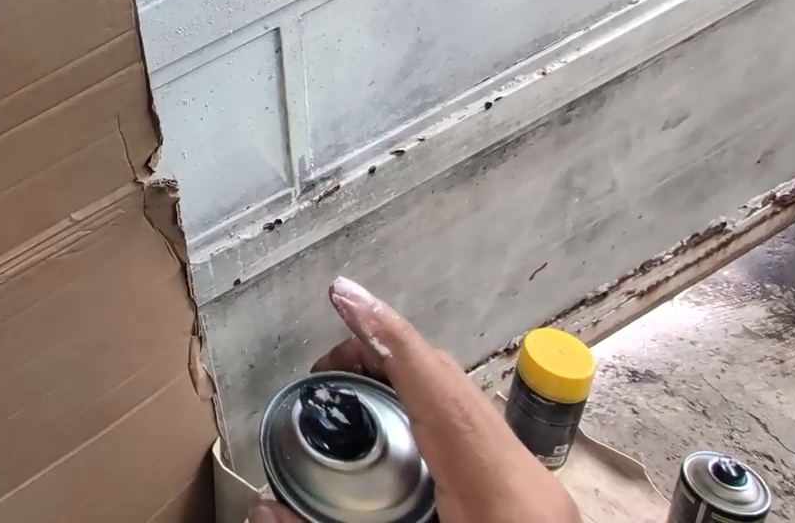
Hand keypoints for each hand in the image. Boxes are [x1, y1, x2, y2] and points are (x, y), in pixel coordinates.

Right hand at [247, 278, 580, 522]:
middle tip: (322, 363)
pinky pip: (471, 423)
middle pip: (446, 378)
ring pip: (461, 397)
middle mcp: (520, 478)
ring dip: (400, 372)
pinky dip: (424, 400)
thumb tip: (263, 510)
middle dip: (379, 347)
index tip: (340, 294)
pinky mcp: (528, 497)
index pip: (432, 384)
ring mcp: (531, 486)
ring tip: (348, 379)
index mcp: (495, 491)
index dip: (381, 331)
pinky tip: (396, 418)